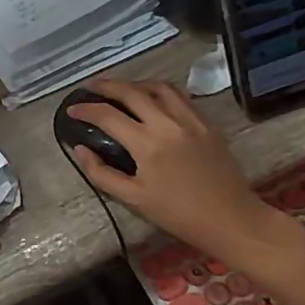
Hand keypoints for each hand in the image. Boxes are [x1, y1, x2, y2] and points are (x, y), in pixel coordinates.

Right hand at [66, 79, 287, 264]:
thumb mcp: (132, 198)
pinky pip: (179, 97)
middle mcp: (168, 124)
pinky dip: (158, 91)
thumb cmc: (178, 214)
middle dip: (105, 86)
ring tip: (118, 89)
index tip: (71, 110)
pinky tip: (150, 99)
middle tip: (88, 88)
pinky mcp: (207, 124)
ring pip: (158, 87)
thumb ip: (100, 172)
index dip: (85, 110)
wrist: (233, 220)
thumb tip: (80, 149)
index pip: (107, 115)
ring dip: (133, 84)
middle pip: (131, 92)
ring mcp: (191, 120)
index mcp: (147, 144)